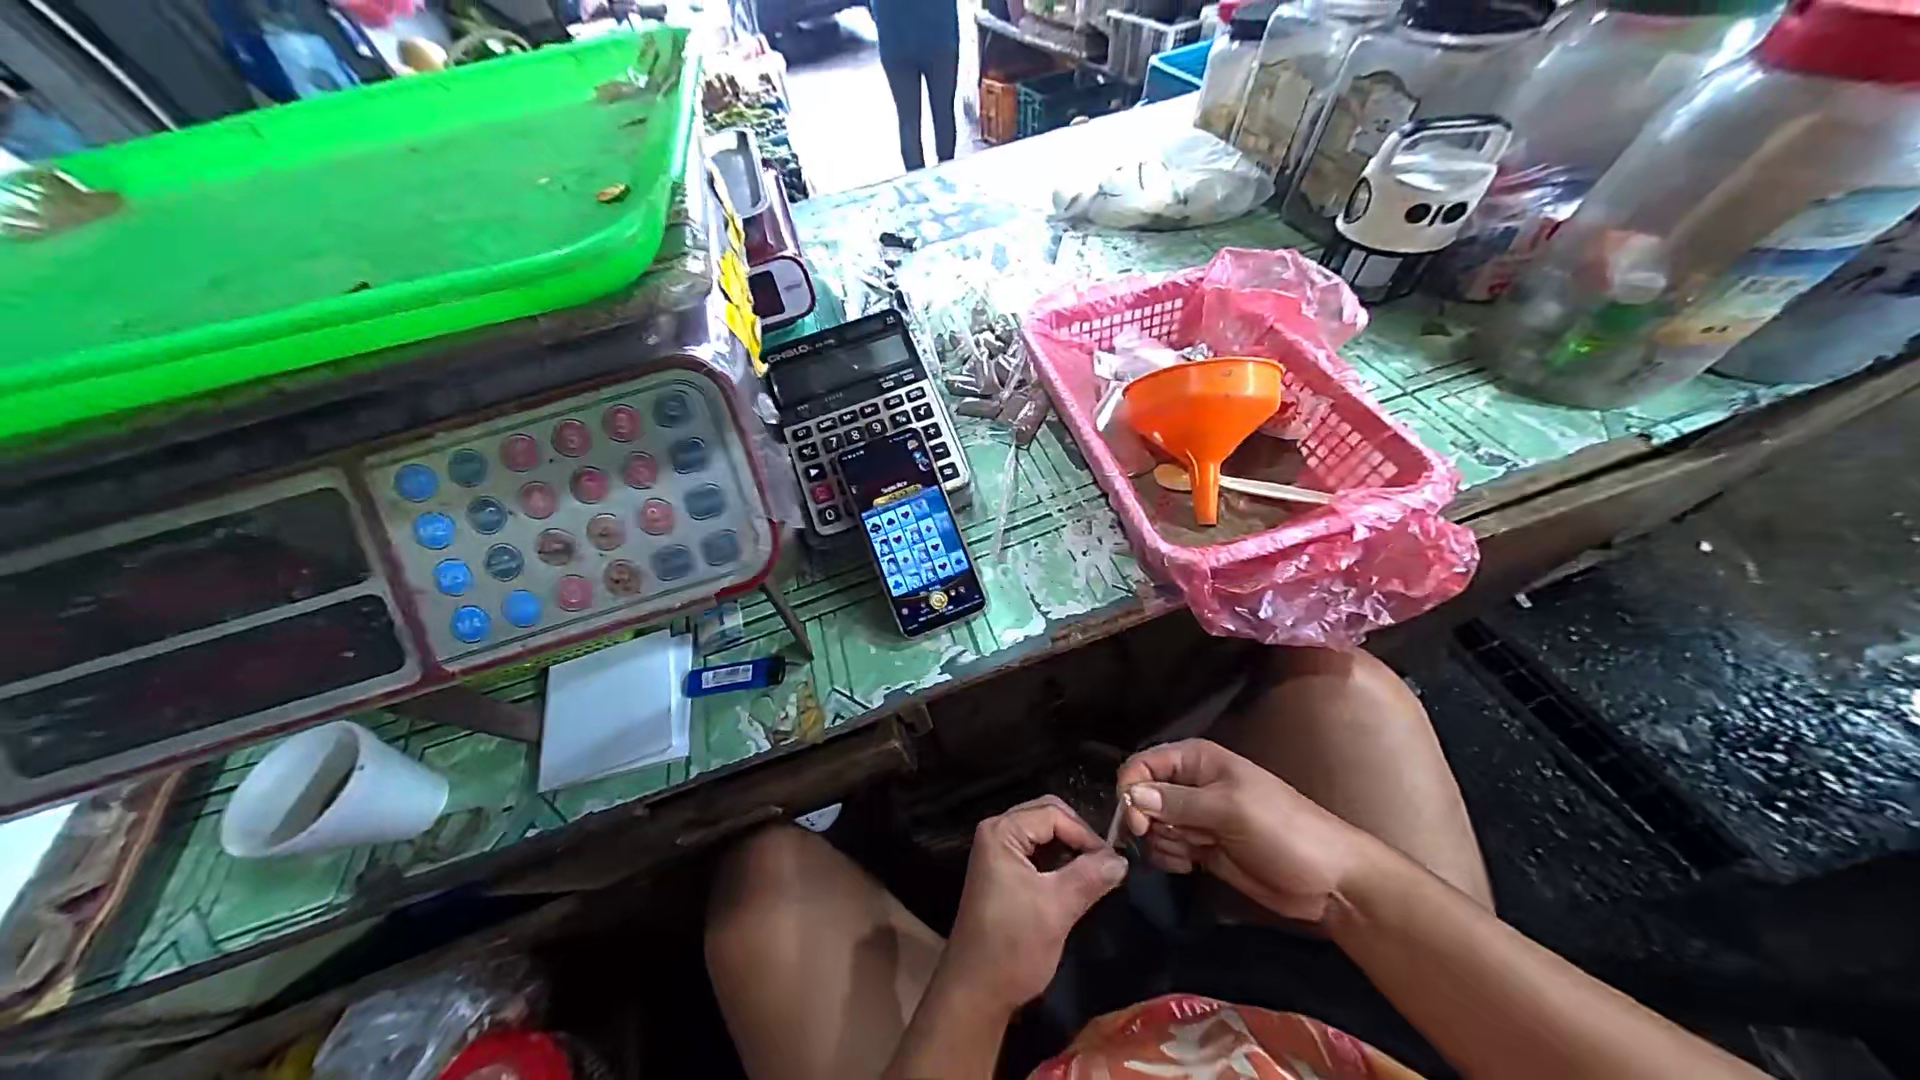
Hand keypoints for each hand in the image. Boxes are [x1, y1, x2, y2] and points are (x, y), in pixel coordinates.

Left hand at [941, 796, 1128, 1012]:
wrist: (975, 991)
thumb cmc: (1012, 945)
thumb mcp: (1056, 909)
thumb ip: (1089, 877)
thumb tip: (1122, 859)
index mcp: (1001, 832)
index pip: (1053, 814)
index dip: (1085, 834)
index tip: (1112, 863)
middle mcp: (996, 832)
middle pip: (1047, 816)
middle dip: (1078, 836)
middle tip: (1105, 864)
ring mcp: (998, 852)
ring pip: (1044, 833)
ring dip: (1070, 849)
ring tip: (1096, 873)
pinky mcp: (1003, 871)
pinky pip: (1037, 852)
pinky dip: (1059, 861)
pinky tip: (1077, 881)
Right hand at [1118, 738, 1386, 923]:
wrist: (1329, 881)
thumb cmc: (1283, 830)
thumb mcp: (1229, 809)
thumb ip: (1177, 802)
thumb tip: (1130, 795)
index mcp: (1196, 760)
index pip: (1143, 764)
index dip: (1132, 789)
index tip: (1135, 821)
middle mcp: (1190, 784)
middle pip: (1142, 795)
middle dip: (1146, 820)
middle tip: (1167, 839)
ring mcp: (1196, 817)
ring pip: (1152, 824)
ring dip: (1160, 841)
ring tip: (1190, 853)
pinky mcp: (1201, 847)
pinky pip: (1166, 847)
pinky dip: (1169, 858)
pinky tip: (1189, 865)